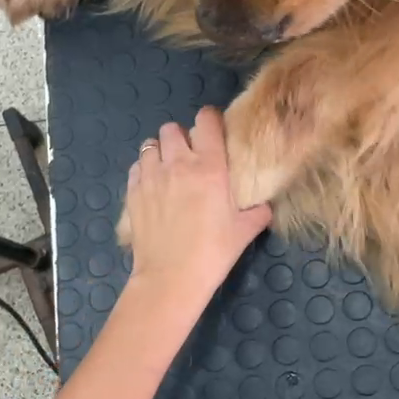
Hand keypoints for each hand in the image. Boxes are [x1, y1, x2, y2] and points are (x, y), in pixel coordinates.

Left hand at [123, 107, 273, 302]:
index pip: (207, 121)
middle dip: (182, 137)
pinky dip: (145, 170)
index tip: (214, 132)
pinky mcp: (133, 191)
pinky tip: (153, 186)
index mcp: (210, 167)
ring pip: (150, 144)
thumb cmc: (212, 253)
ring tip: (168, 169)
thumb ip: (257, 213)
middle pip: (173, 128)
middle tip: (190, 156)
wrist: (171, 277)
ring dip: (160, 152)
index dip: (210, 120)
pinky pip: (137, 166)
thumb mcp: (244, 232)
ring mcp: (151, 176)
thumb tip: (265, 207)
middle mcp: (178, 163)